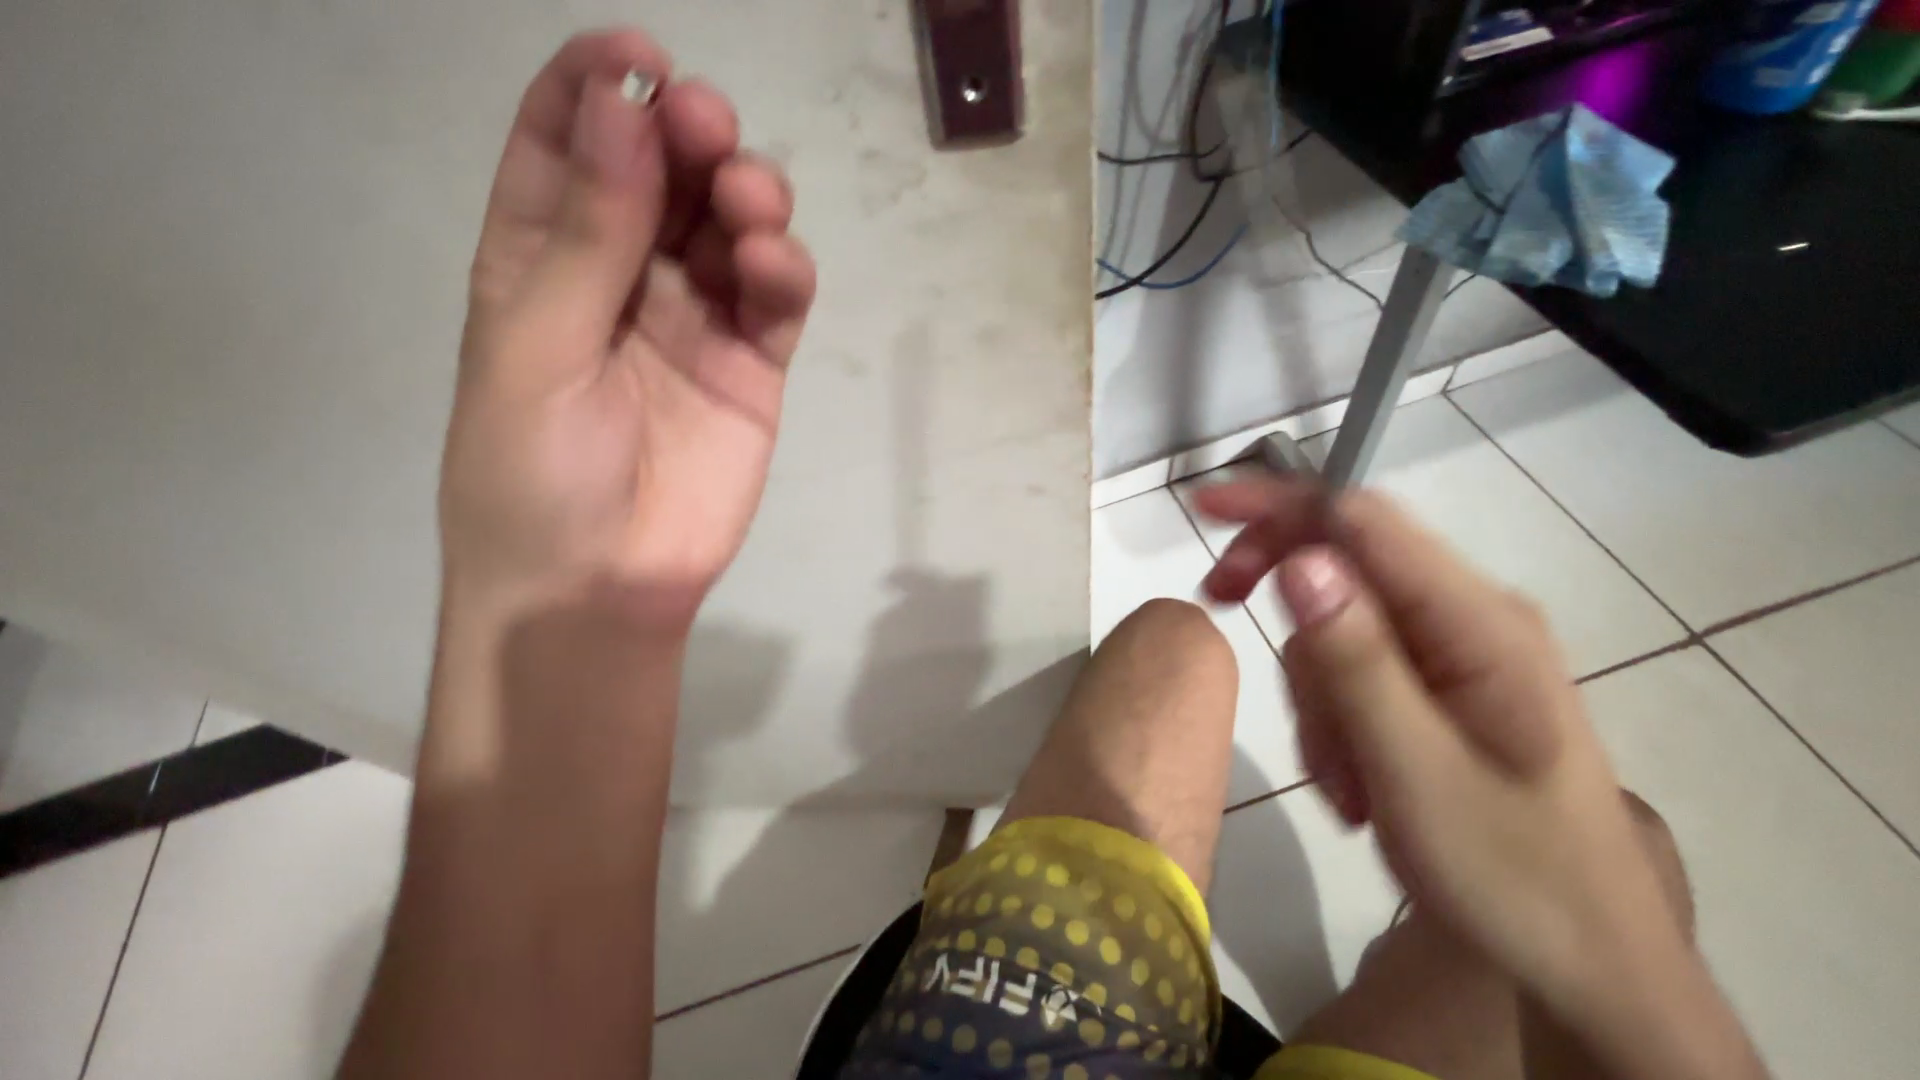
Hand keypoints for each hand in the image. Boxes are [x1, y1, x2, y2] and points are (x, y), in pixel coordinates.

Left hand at [440, 30, 816, 627]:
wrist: (596, 589)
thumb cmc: (531, 472)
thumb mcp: (536, 347)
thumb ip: (587, 235)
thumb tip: (627, 112)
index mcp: (539, 259)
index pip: (564, 146)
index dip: (595, 91)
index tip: (639, 60)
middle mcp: (621, 277)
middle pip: (661, 175)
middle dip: (686, 136)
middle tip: (706, 127)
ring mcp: (693, 321)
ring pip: (729, 228)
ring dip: (745, 196)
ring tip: (749, 205)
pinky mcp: (752, 367)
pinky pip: (775, 298)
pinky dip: (784, 271)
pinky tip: (775, 267)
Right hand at [1195, 475, 1689, 1011]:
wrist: (1585, 968)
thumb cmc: (1511, 877)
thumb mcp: (1416, 773)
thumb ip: (1356, 663)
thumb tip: (1300, 559)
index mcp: (1479, 623)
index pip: (1363, 520)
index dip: (1279, 503)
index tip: (1201, 511)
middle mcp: (1470, 619)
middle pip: (1344, 563)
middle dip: (1284, 600)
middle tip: (1222, 611)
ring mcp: (1458, 655)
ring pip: (1339, 627)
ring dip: (1314, 692)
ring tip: (1342, 779)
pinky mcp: (1444, 691)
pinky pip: (1357, 672)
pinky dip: (1333, 719)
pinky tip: (1355, 781)